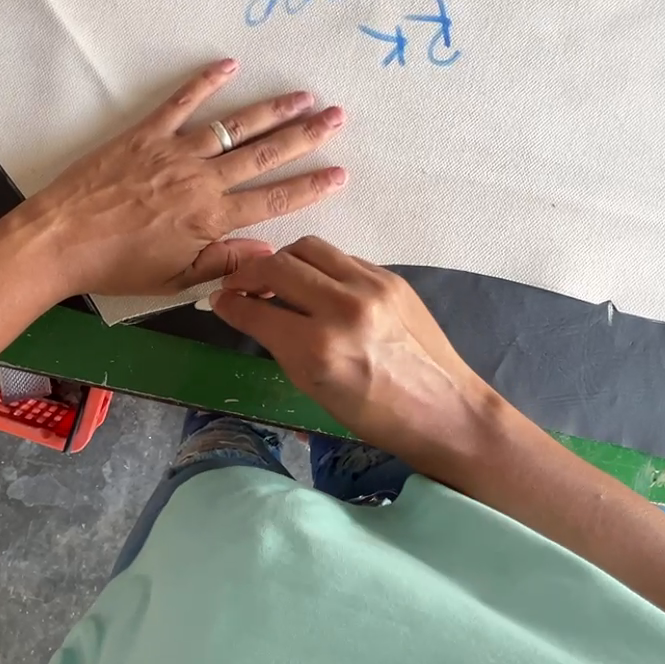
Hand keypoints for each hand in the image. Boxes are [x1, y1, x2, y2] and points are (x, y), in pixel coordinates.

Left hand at [8, 59, 348, 298]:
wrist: (61, 239)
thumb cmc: (117, 266)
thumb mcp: (175, 279)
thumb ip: (225, 263)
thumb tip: (271, 252)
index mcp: (211, 218)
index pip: (274, 199)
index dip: (311, 186)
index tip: (339, 172)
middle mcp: (202, 180)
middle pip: (264, 154)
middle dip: (306, 136)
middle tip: (337, 116)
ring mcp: (175, 152)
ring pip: (233, 126)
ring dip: (271, 110)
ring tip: (302, 96)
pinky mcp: (146, 133)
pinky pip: (181, 103)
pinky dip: (206, 83)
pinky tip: (230, 66)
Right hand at [209, 237, 514, 469]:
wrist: (445, 411)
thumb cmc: (374, 415)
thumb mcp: (313, 387)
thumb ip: (277, 342)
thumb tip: (244, 309)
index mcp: (318, 349)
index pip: (256, 309)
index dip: (229, 302)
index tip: (219, 300)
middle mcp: (342, 309)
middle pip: (277, 266)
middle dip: (249, 272)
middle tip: (241, 284)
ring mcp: (371, 287)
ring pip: (308, 248)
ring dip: (283, 260)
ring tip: (278, 278)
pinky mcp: (391, 278)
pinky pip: (340, 257)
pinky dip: (318, 266)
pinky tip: (317, 285)